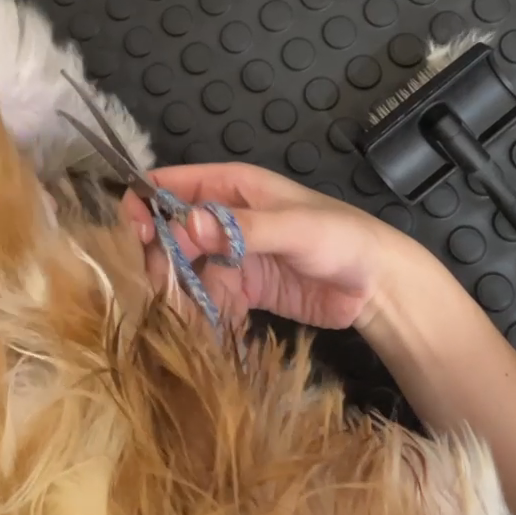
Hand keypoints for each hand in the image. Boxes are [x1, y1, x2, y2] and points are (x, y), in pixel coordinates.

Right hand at [120, 163, 432, 331]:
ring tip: (187, 315)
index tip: (138, 236)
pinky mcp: (240, 290)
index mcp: (230, 187)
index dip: (146, 204)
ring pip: (183, 268)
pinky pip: (206, 299)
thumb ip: (242, 228)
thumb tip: (187, 224)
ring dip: (178, 291)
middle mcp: (222, 218)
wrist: (377, 286)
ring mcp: (229, 256)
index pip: (170, 184)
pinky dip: (202, 314)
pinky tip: (213, 329)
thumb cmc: (340, 238)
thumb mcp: (295, 228)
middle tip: (165, 287)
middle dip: (160, 257)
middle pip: (168, 231)